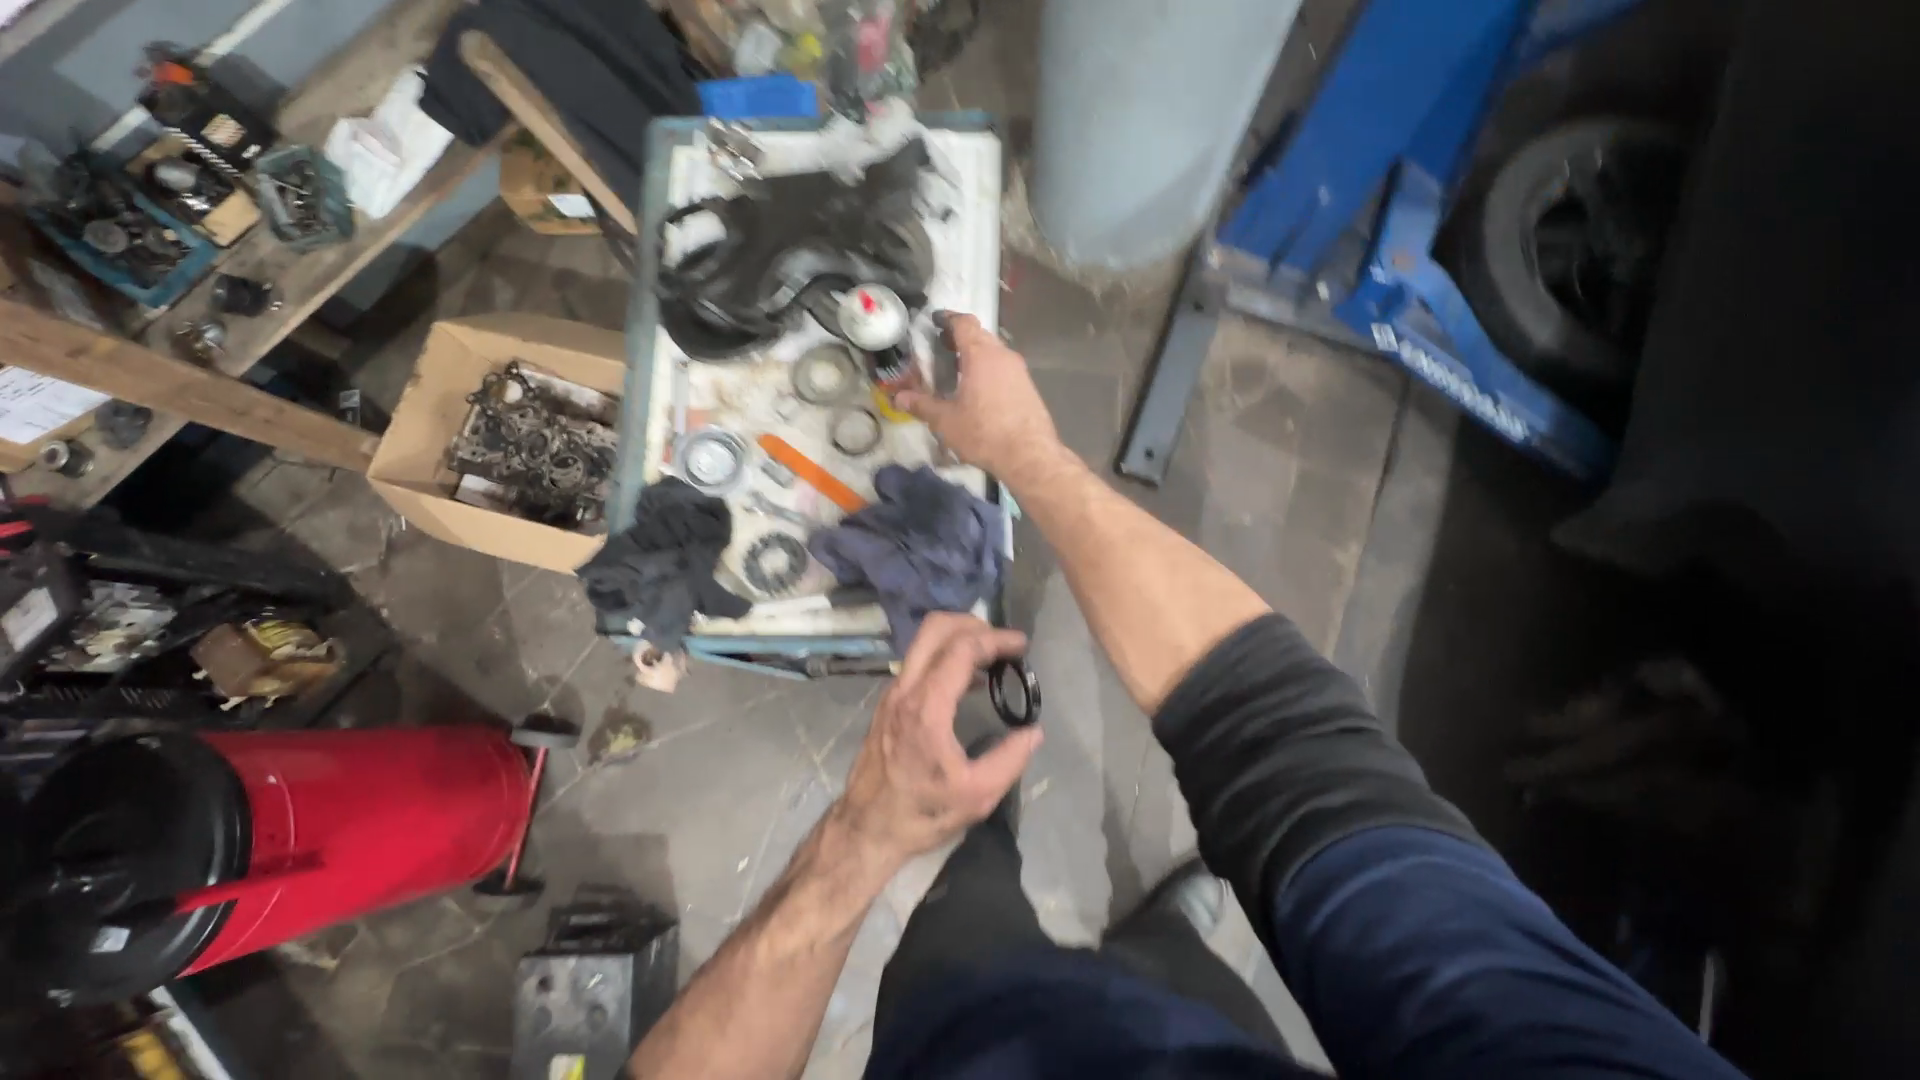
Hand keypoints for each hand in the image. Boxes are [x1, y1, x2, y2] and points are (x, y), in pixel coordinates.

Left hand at [835, 613, 1043, 866]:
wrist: (867, 828)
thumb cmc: (922, 813)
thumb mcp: (977, 795)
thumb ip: (1010, 759)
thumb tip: (1034, 732)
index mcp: (927, 708)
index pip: (962, 649)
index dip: (995, 639)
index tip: (1021, 645)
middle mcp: (905, 690)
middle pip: (935, 628)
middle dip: (973, 623)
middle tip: (1002, 642)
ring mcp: (892, 694)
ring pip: (923, 641)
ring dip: (958, 638)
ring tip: (990, 657)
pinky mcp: (888, 703)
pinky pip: (917, 661)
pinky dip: (944, 655)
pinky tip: (968, 680)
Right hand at [896, 313, 1067, 481]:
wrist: (1030, 456)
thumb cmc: (984, 433)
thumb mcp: (946, 421)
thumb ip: (922, 405)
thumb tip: (899, 398)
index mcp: (981, 355)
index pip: (964, 323)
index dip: (948, 319)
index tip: (935, 323)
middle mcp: (1003, 355)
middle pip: (980, 335)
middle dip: (960, 339)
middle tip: (942, 350)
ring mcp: (1019, 371)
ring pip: (994, 353)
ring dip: (976, 356)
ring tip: (958, 373)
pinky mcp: (1028, 387)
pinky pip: (1005, 369)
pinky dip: (989, 371)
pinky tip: (979, 392)